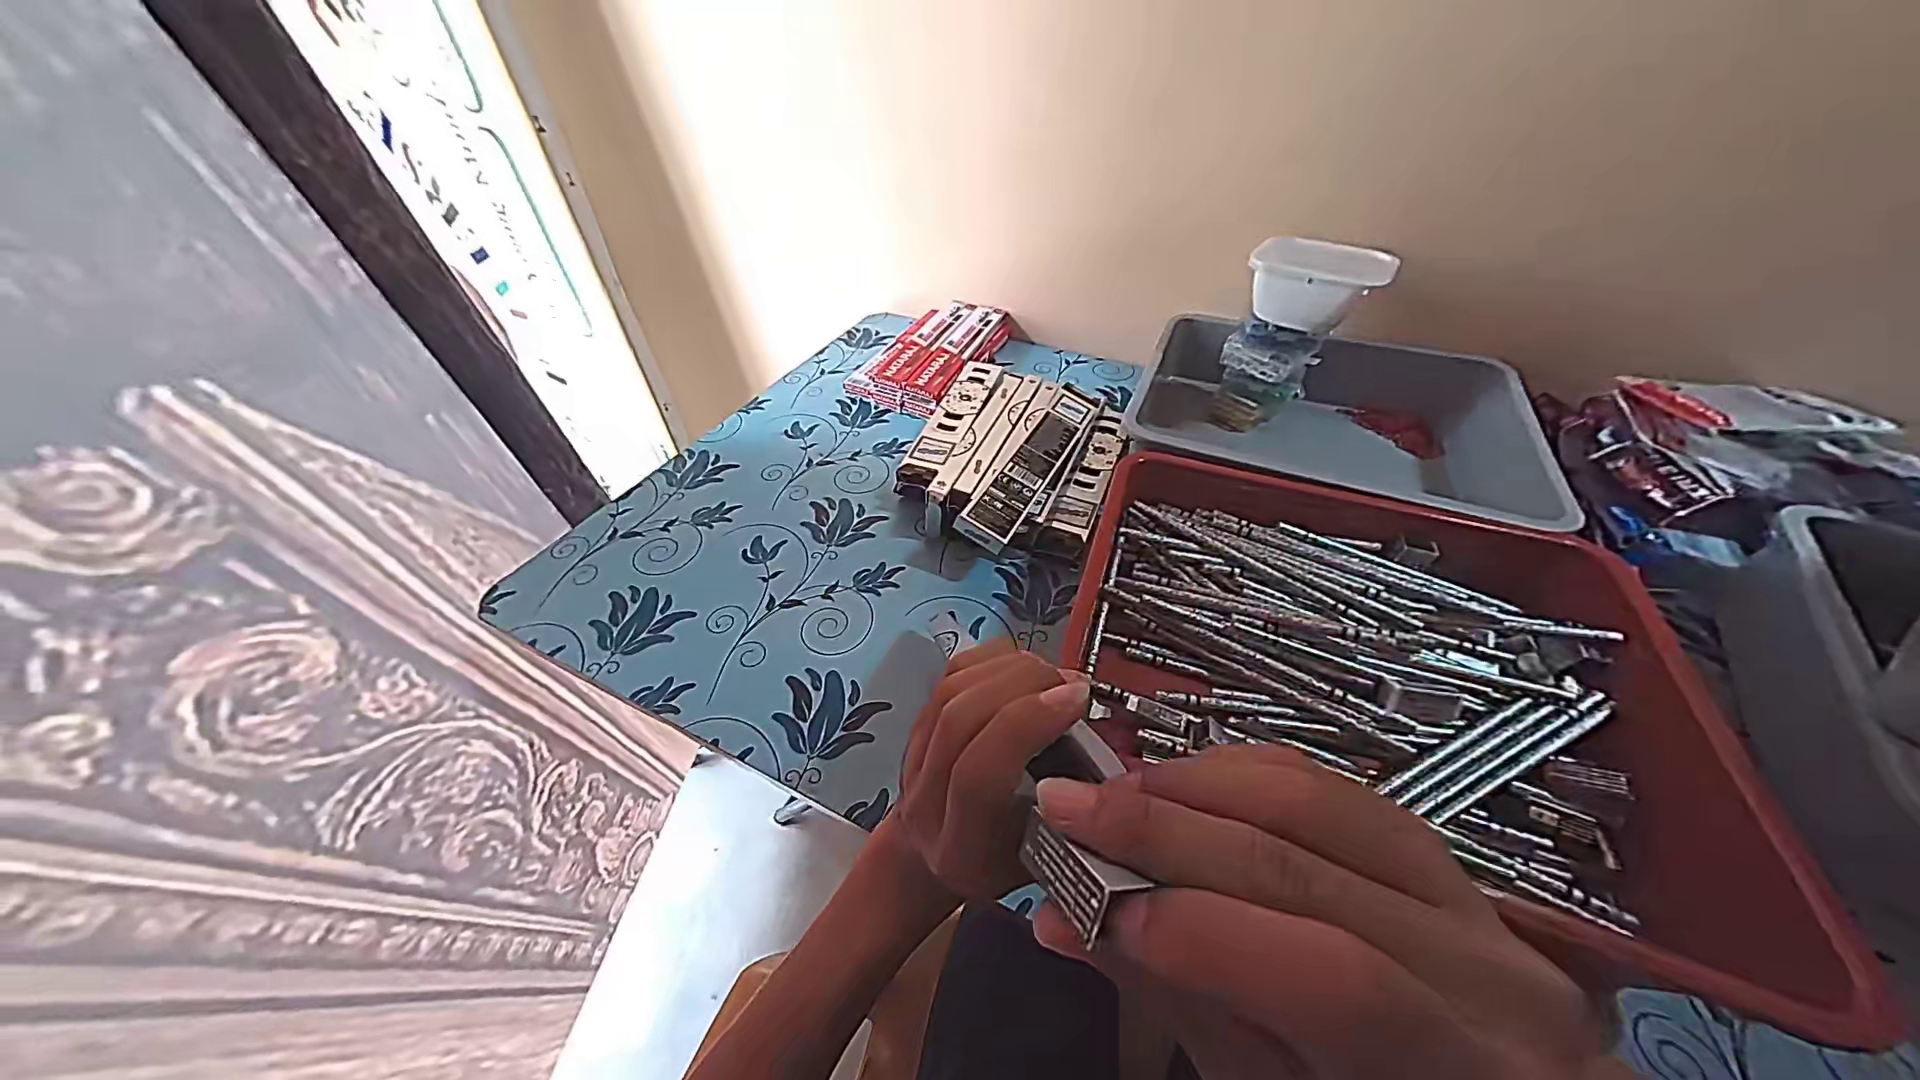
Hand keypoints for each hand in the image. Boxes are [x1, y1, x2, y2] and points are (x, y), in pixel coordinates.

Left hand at [885, 637, 1090, 902]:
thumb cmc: (995, 863)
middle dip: (1022, 685)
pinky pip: (948, 677)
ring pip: (952, 692)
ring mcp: (914, 758)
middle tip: (1070, 683)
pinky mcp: (916, 725)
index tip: (1075, 700)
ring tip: (1051, 673)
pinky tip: (1020, 664)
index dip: (1027, 723)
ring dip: (1008, 669)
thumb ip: (1070, 814)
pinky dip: (988, 660)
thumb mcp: (1042, 859)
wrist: (932, 859)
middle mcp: (927, 799)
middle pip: (961, 719)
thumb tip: (1101, 748)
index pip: (979, 773)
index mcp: (962, 845)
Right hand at [1030, 744, 1620, 1079]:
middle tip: (1068, 805)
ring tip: (1116, 790)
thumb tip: (1060, 919)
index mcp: (1465, 1069)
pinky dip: (1238, 769)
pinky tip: (1183, 780)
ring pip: (1312, 796)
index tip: (1087, 895)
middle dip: (1163, 827)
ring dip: (1192, 781)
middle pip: (1304, 861)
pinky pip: (1324, 783)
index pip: (1332, 976)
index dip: (1199, 930)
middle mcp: (1485, 968)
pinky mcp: (1429, 848)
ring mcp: (1463, 893)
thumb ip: (1174, 998)